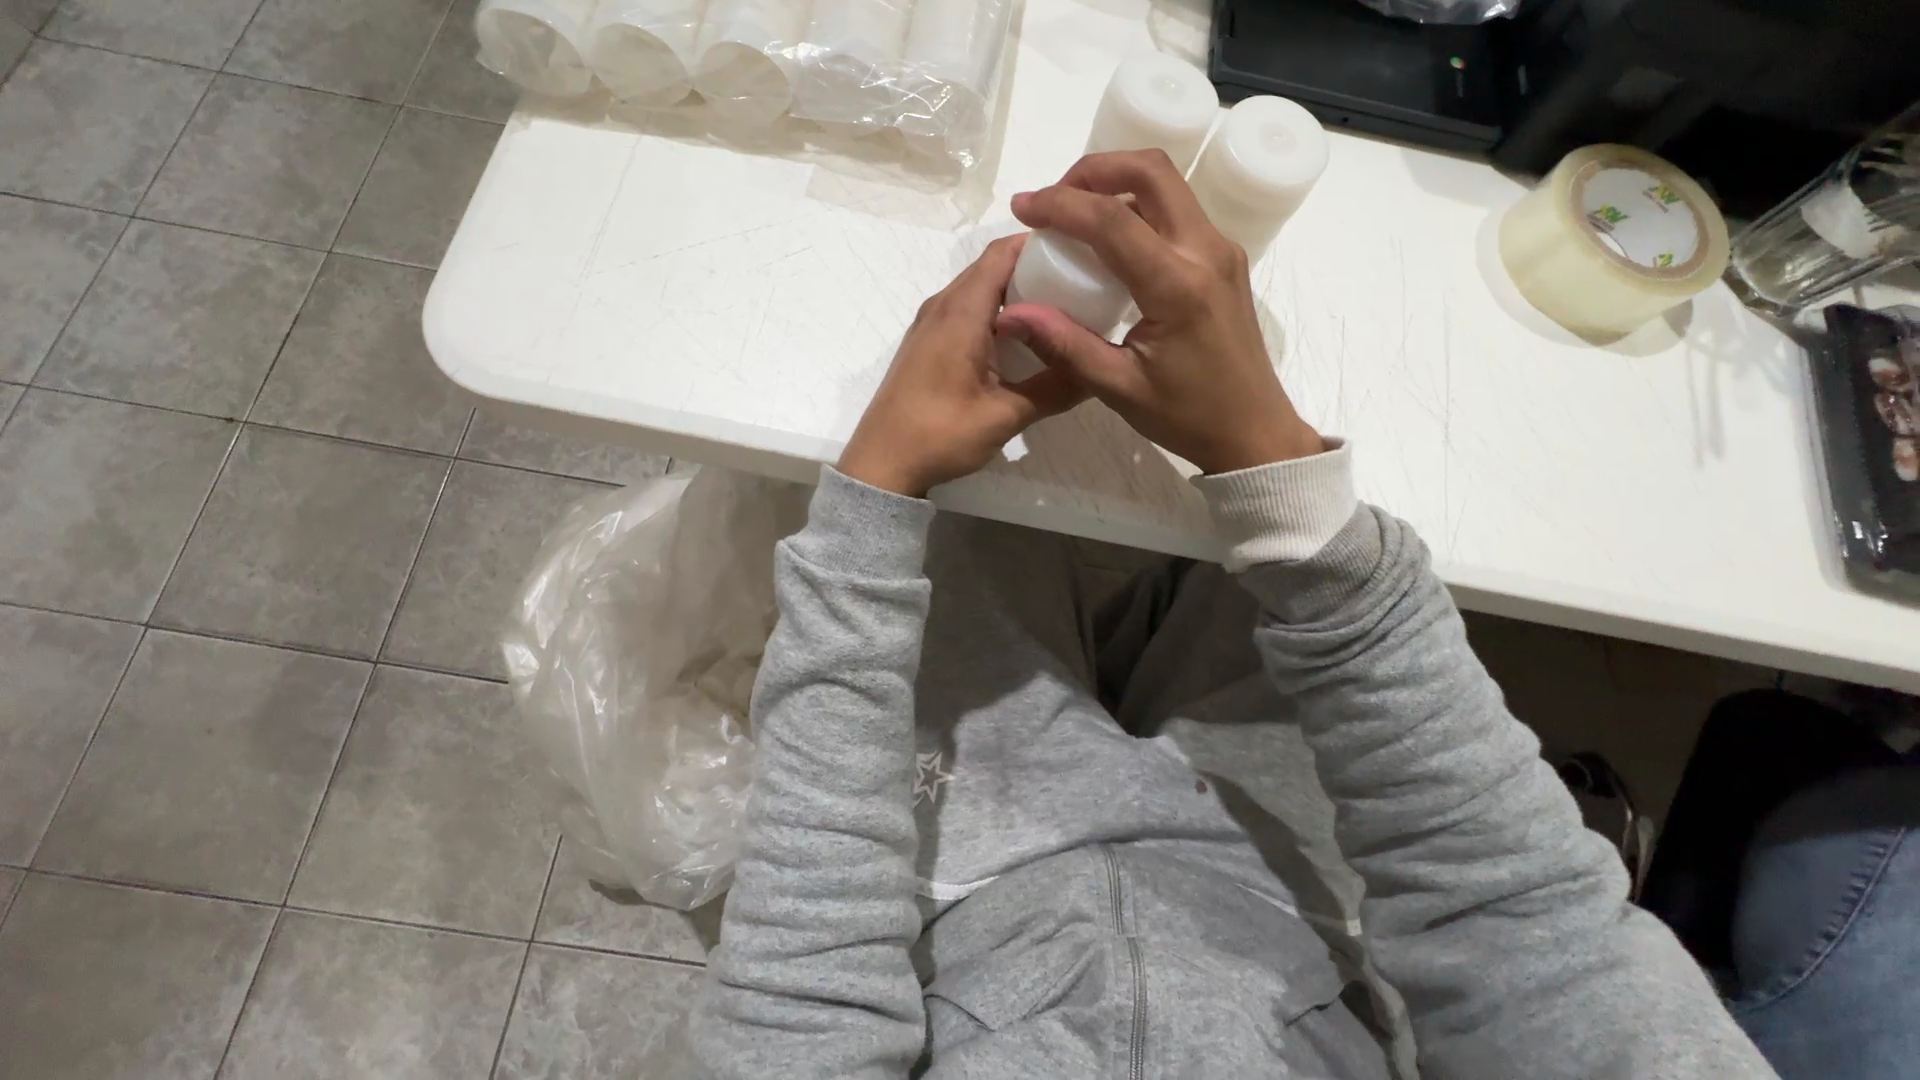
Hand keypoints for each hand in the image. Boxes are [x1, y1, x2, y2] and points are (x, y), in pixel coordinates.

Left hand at [839, 235, 1085, 496]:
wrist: (881, 464)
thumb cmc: (939, 435)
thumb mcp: (1003, 417)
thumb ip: (1053, 390)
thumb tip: (1098, 372)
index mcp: (961, 313)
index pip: (1002, 253)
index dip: (1041, 244)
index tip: (1080, 252)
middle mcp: (942, 307)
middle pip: (992, 268)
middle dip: (1036, 269)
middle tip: (1081, 284)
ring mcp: (930, 325)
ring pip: (978, 290)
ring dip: (1016, 294)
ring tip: (1059, 312)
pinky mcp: (926, 344)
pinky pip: (966, 312)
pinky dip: (996, 314)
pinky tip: (1022, 342)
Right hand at [1000, 151, 1323, 474]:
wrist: (1253, 431)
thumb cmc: (1187, 416)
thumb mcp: (1117, 387)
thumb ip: (1063, 345)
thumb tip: (1010, 313)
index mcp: (1178, 286)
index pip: (1112, 219)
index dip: (1060, 205)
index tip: (1022, 209)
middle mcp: (1206, 252)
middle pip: (1151, 171)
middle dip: (1094, 170)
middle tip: (1053, 199)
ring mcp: (1221, 251)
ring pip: (1168, 185)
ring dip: (1117, 183)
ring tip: (1074, 215)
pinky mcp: (1223, 259)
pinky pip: (1178, 211)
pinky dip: (1138, 206)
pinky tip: (1109, 241)